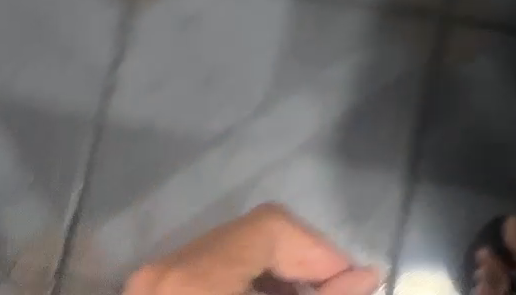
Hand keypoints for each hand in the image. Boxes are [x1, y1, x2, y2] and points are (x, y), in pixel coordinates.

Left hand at [124, 203, 384, 294]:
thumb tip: (366, 276)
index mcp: (195, 275)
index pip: (272, 227)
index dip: (317, 249)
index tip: (349, 281)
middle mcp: (165, 271)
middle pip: (251, 237)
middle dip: (299, 262)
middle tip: (333, 289)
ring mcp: (149, 290)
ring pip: (229, 256)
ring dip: (274, 274)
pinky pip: (206, 276)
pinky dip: (243, 287)